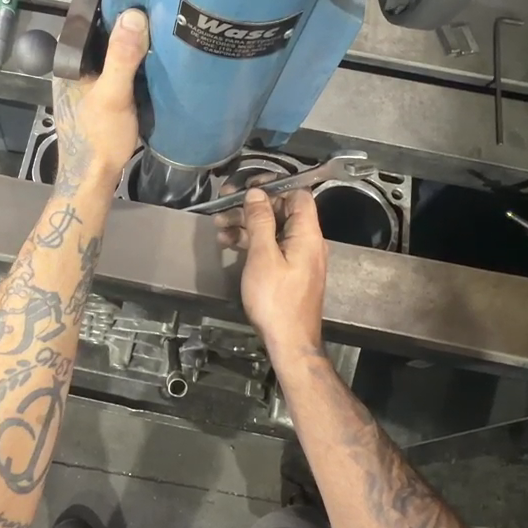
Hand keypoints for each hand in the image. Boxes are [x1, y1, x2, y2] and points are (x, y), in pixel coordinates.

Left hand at [51, 8, 148, 193]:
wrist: (94, 179)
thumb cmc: (98, 137)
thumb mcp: (113, 94)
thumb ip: (121, 57)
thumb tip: (135, 15)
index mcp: (68, 63)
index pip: (90, 22)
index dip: (114, 7)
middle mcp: (74, 70)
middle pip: (103, 38)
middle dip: (128, 27)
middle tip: (161, 11)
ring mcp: (87, 86)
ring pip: (112, 56)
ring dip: (133, 47)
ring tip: (163, 31)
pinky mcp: (101, 99)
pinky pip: (119, 73)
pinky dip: (135, 67)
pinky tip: (155, 63)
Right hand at [232, 188, 327, 360]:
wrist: (289, 342)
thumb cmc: (276, 300)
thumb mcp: (263, 257)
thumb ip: (260, 221)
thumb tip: (256, 193)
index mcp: (307, 234)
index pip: (298, 194)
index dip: (274, 186)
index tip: (248, 186)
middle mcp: (307, 242)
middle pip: (282, 210)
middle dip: (252, 206)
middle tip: (225, 204)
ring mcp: (299, 257)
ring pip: (273, 229)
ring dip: (247, 224)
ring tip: (219, 226)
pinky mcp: (289, 271)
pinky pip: (271, 246)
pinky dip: (252, 242)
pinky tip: (229, 243)